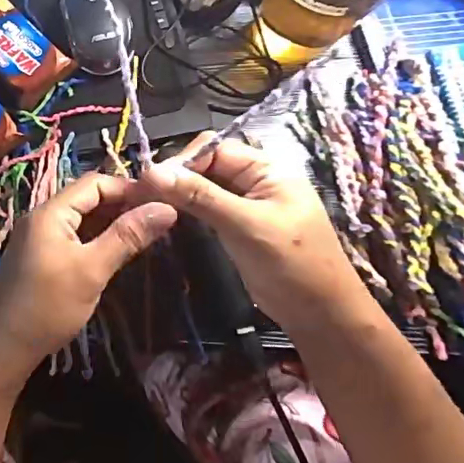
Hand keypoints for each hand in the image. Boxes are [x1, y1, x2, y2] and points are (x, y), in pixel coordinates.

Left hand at [0, 173, 175, 373]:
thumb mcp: (92, 270)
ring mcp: (37, 237)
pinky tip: (116, 250)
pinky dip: (95, 238)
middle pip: (86, 198)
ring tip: (145, 233)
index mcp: (49, 212)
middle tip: (158, 219)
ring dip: (110, 222)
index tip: (162, 202)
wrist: (5, 347)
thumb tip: (167, 208)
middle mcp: (40, 217)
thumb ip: (127, 236)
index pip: (94, 183)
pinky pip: (71, 235)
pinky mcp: (38, 256)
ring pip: (80, 218)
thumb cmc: (49, 306)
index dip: (128, 188)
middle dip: (122, 204)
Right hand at [141, 134, 360, 322]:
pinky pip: (206, 207)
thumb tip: (152, 171)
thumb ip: (200, 196)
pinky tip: (166, 215)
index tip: (150, 181)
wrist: (320, 313)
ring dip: (177, 192)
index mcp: (267, 168)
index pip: (215, 149)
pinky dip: (186, 208)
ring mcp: (245, 204)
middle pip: (206, 165)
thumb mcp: (245, 225)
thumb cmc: (292, 263)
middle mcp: (255, 180)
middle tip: (143, 195)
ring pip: (203, 186)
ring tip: (147, 204)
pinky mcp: (236, 226)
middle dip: (176, 175)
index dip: (182, 160)